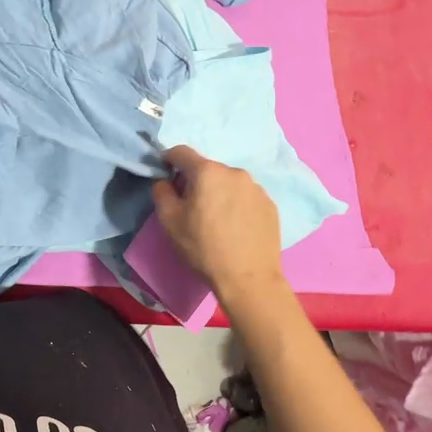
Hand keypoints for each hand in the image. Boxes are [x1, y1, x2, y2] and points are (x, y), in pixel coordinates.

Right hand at [153, 146, 284, 300]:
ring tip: (217, 218)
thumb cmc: (203, 247)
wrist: (248, 278)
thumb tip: (165, 181)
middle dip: (196, 180)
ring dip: (219, 192)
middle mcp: (234, 172)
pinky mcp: (270, 204)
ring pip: (228, 182)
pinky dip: (237, 204)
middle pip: (207, 168)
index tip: (166, 175)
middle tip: (192, 206)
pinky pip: (246, 196)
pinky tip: (235, 226)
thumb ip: (161, 191)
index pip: (181, 152)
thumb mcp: (169, 220)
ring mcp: (256, 188)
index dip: (169, 160)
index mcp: (207, 172)